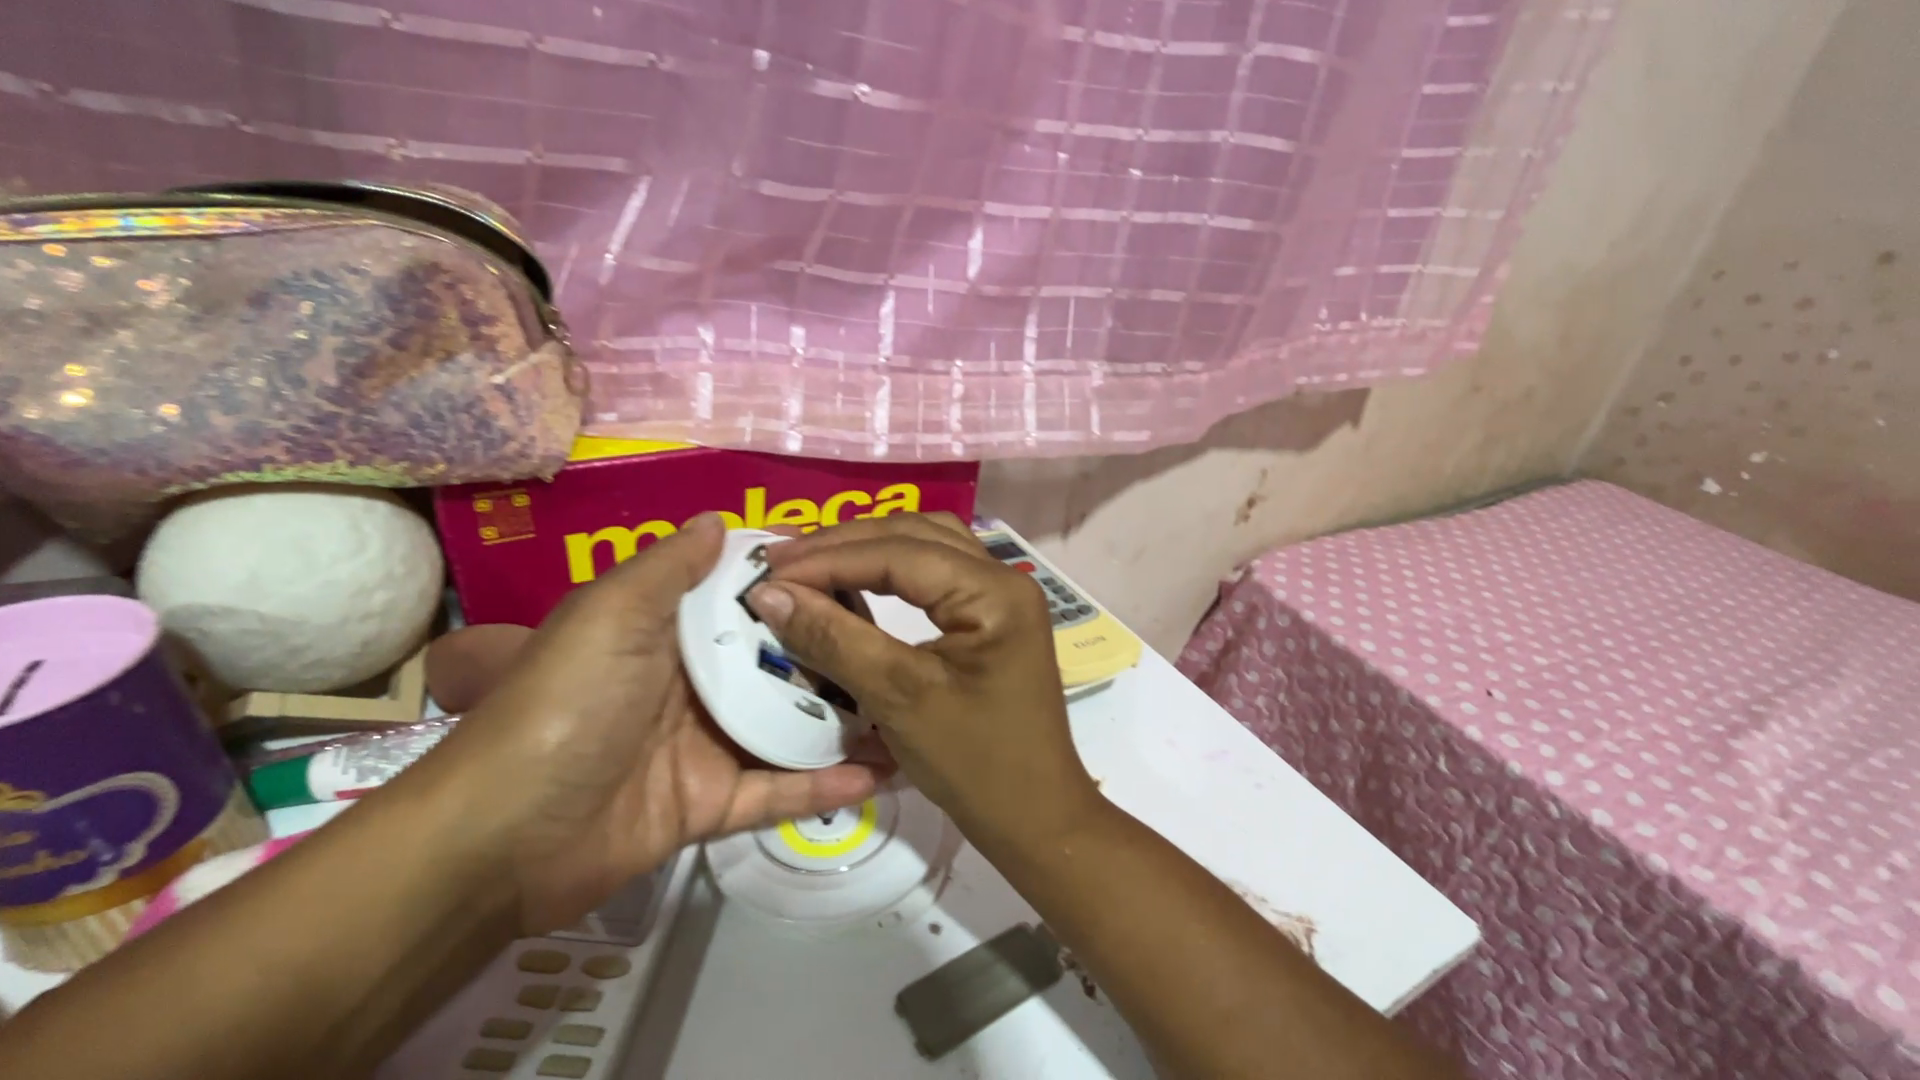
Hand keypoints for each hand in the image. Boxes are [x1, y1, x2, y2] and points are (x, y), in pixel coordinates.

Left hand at [413, 512, 885, 934]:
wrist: (502, 838)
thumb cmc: (564, 706)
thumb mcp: (609, 618)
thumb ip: (667, 569)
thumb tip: (720, 516)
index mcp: (665, 634)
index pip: (743, 601)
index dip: (796, 586)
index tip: (859, 575)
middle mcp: (689, 684)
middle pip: (775, 666)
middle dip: (833, 658)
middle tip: (901, 649)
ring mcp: (702, 747)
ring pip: (785, 730)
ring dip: (840, 725)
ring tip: (907, 713)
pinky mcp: (709, 805)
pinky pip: (775, 792)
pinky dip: (821, 786)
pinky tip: (878, 775)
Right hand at [745, 514, 1097, 847]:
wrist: (1033, 814)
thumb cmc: (973, 762)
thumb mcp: (898, 698)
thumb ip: (835, 638)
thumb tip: (770, 594)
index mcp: (993, 592)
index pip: (898, 553)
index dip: (828, 558)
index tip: (768, 571)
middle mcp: (1002, 579)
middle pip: (913, 535)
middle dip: (844, 544)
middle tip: (781, 560)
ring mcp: (1000, 595)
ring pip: (925, 545)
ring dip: (867, 547)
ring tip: (810, 562)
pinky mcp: (990, 616)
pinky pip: (935, 571)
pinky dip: (891, 567)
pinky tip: (857, 578)